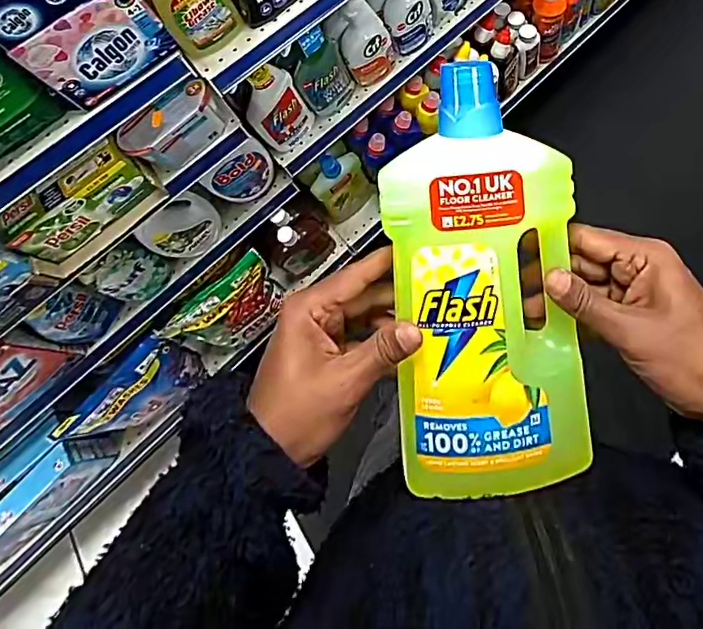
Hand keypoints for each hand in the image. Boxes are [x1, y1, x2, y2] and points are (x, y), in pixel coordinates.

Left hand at [248, 247, 421, 466]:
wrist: (269, 455)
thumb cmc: (291, 417)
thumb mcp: (344, 380)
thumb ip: (383, 350)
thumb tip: (414, 329)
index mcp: (309, 309)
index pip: (357, 274)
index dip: (388, 261)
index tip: (415, 248)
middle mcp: (315, 314)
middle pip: (366, 294)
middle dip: (398, 295)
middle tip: (433, 290)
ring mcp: (323, 332)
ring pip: (368, 316)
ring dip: (394, 320)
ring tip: (428, 317)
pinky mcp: (330, 351)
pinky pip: (363, 336)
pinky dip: (383, 340)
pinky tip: (408, 344)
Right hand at [543, 224, 702, 428]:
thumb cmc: (698, 360)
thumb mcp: (632, 331)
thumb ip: (587, 303)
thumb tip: (552, 279)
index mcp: (647, 257)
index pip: (589, 239)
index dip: (554, 244)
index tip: (523, 251)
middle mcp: (641, 268)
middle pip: (585, 261)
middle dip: (553, 275)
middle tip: (518, 287)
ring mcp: (637, 292)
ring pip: (589, 286)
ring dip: (563, 298)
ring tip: (528, 308)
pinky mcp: (634, 315)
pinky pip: (599, 306)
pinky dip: (579, 315)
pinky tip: (554, 323)